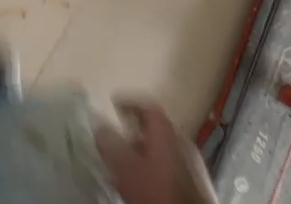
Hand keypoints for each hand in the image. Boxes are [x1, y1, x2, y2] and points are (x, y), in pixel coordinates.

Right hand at [95, 98, 218, 203]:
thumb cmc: (155, 188)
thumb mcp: (125, 165)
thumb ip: (109, 142)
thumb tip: (98, 123)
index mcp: (167, 131)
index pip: (148, 106)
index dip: (129, 102)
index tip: (113, 104)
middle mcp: (181, 141)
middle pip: (155, 128)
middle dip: (132, 130)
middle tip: (115, 135)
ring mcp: (190, 162)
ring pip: (161, 148)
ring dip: (141, 151)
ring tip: (123, 162)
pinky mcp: (193, 182)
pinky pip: (168, 165)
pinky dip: (152, 166)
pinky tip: (141, 179)